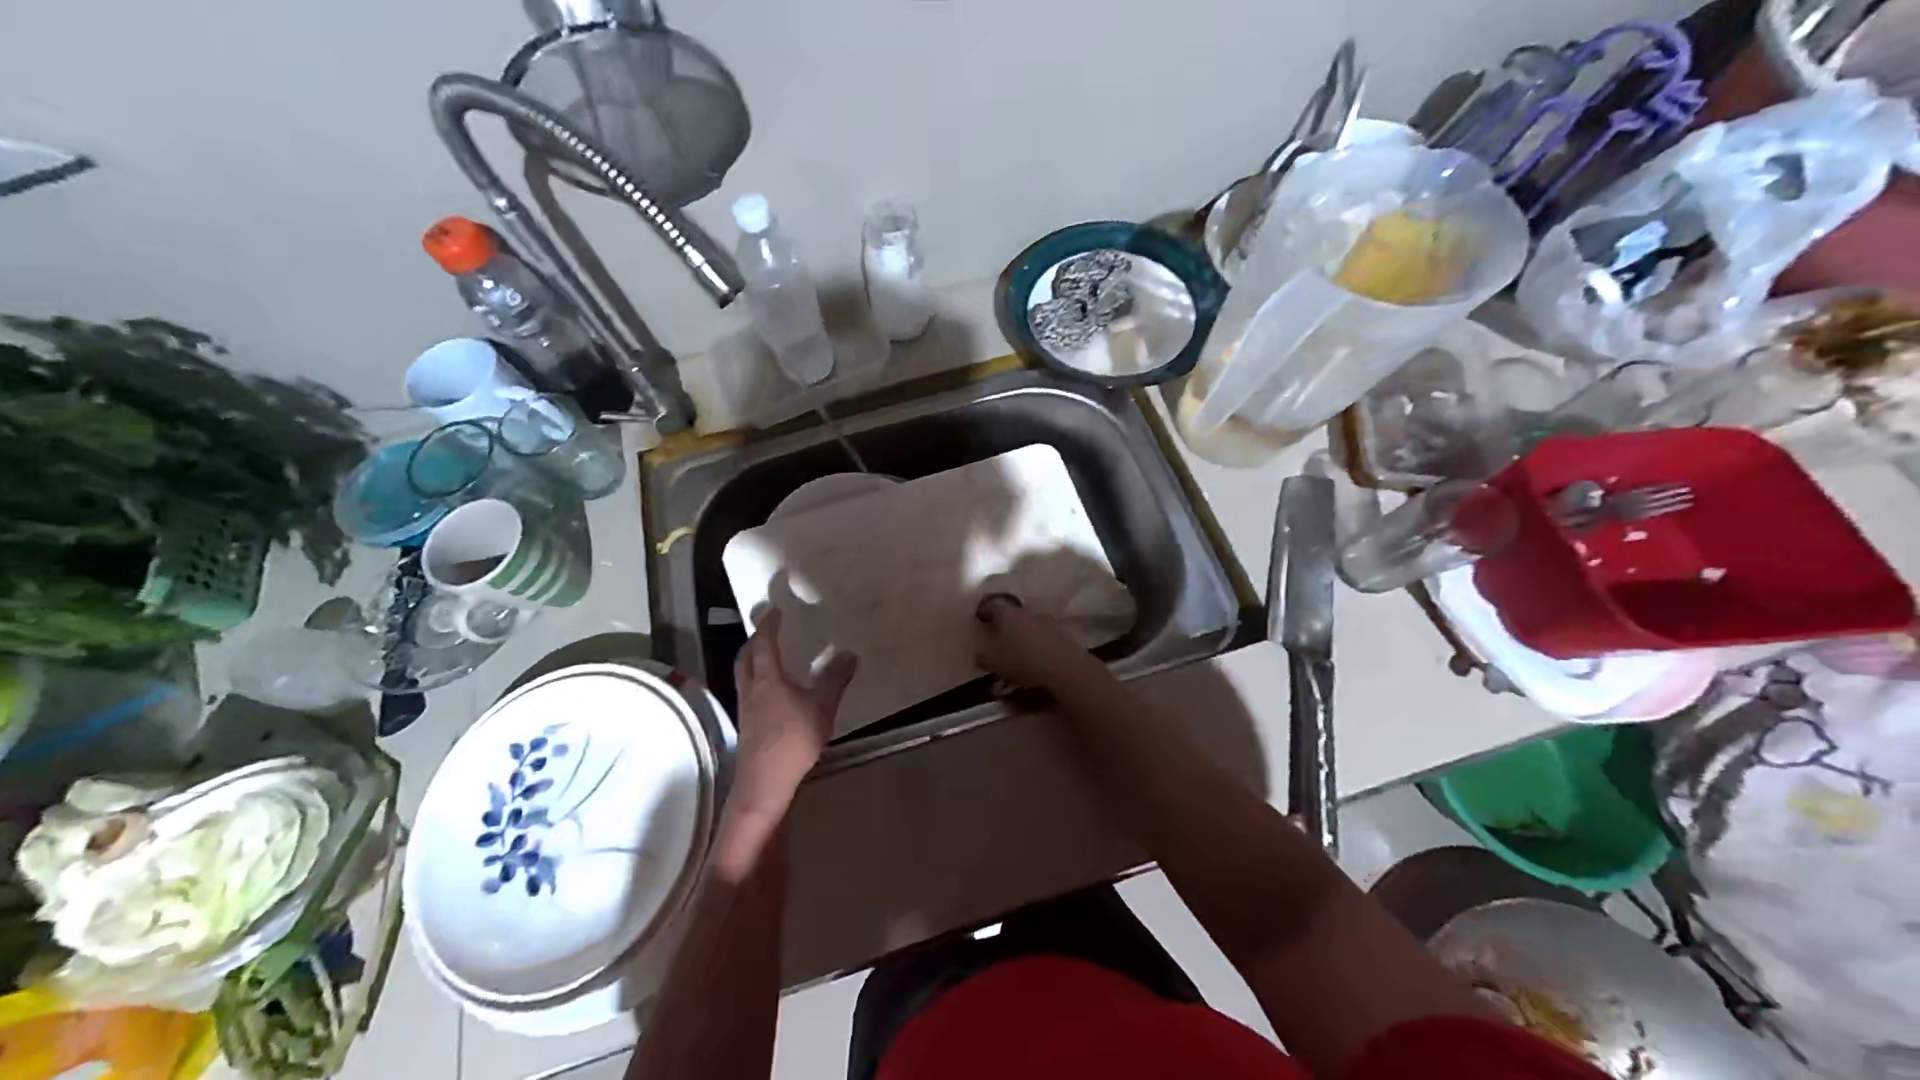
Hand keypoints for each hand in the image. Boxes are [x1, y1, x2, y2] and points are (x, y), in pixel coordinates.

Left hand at [715, 608, 856, 880]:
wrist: (763, 784)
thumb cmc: (793, 741)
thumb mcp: (822, 708)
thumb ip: (835, 679)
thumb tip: (849, 653)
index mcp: (767, 677)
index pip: (763, 642)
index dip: (768, 625)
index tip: (775, 611)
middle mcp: (751, 688)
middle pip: (746, 656)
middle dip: (755, 640)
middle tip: (769, 631)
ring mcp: (745, 708)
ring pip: (744, 674)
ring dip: (753, 660)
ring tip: (770, 656)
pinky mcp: (747, 725)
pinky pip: (748, 690)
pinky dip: (757, 679)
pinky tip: (773, 690)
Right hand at [975, 595, 1102, 691]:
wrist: (1064, 667)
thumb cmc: (1022, 661)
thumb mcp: (994, 663)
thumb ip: (983, 657)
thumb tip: (979, 654)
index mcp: (1006, 614)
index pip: (990, 607)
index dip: (983, 614)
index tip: (979, 621)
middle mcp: (1026, 611)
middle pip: (1010, 615)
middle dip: (1004, 625)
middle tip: (997, 638)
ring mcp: (1045, 619)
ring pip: (1027, 623)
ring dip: (1022, 633)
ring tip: (1017, 649)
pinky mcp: (1060, 631)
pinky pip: (1042, 634)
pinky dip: (1036, 641)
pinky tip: (1035, 654)